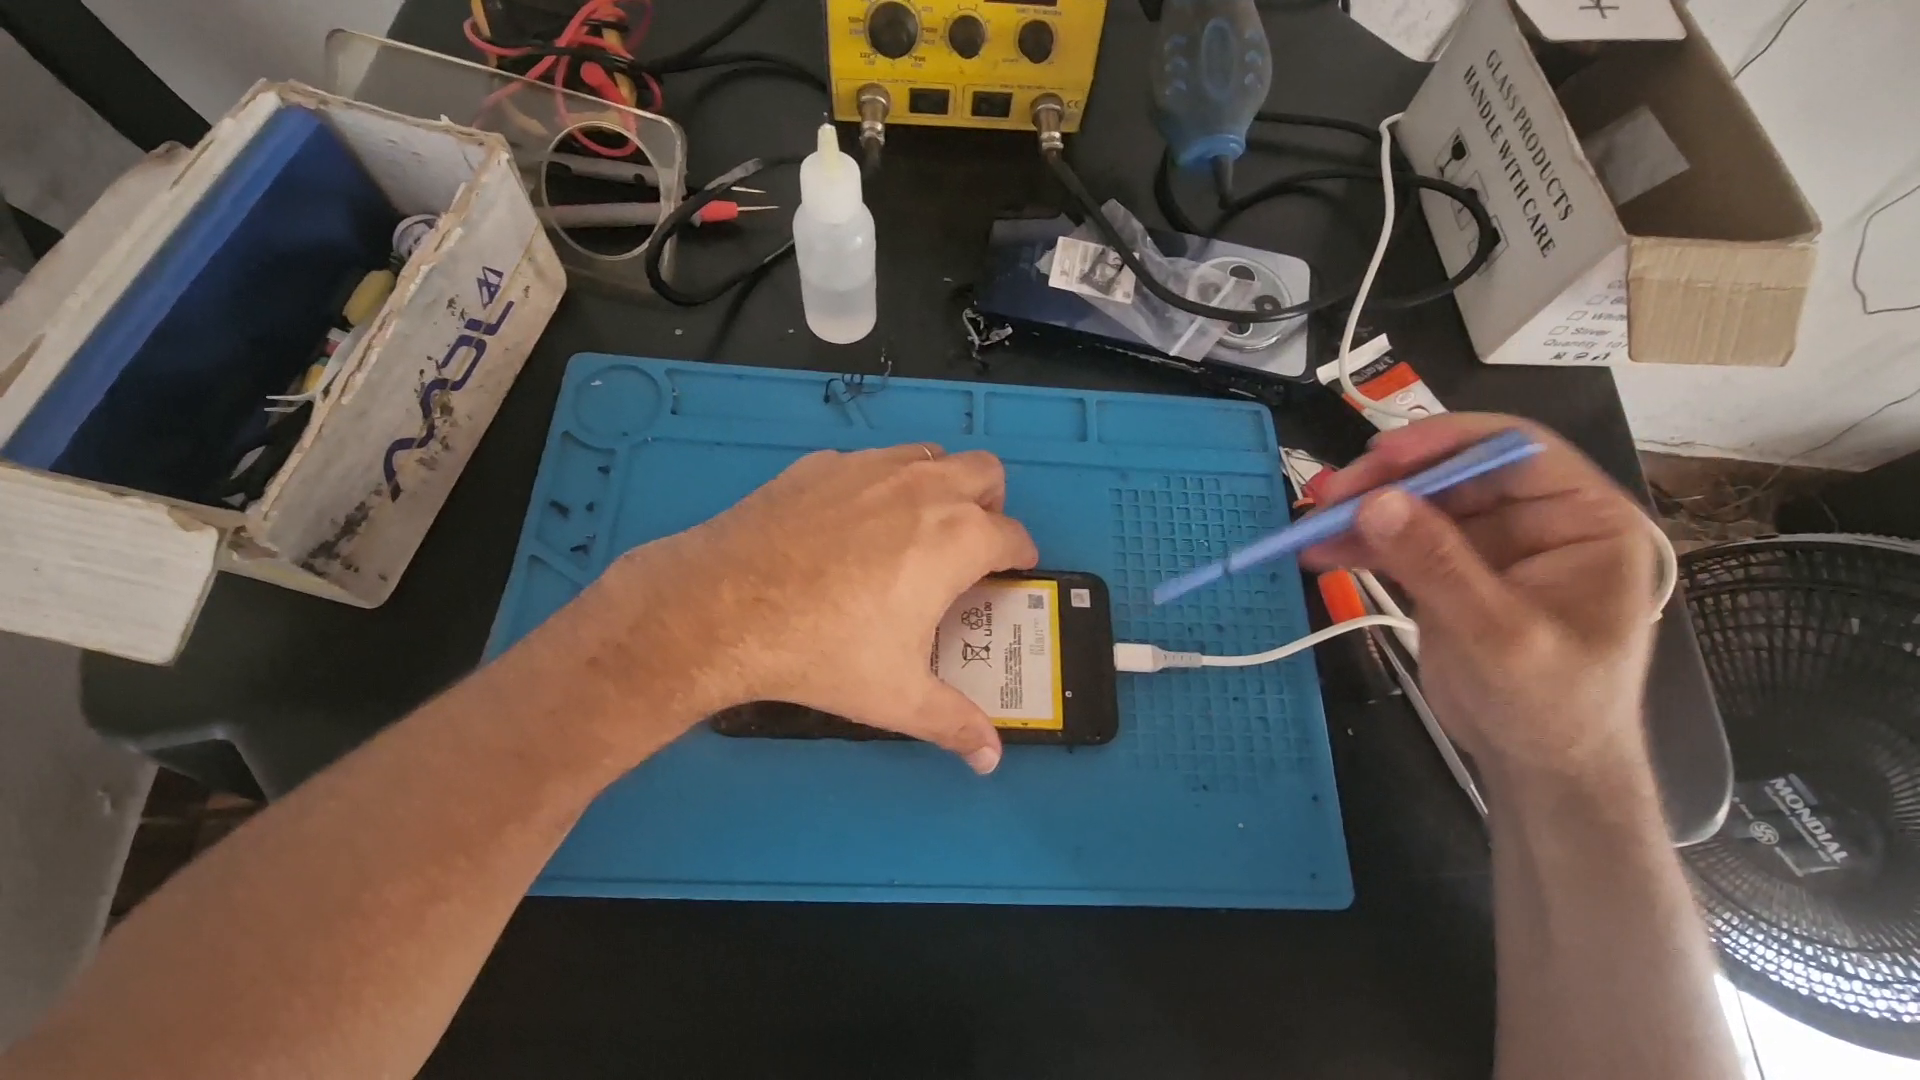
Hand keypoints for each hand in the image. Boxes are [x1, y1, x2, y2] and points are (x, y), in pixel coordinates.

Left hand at [592, 444, 1037, 773]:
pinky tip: (849, 527)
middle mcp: (923, 487)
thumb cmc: (824, 651)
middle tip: (969, 547)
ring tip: (917, 532)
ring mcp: (869, 467)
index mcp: (957, 538)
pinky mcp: (821, 465)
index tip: (1010, 576)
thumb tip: (990, 758)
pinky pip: (871, 462)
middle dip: (990, 505)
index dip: (1020, 559)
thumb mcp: (897, 697)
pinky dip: (880, 485)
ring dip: (941, 486)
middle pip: (986, 473)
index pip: (1015, 535)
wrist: (722, 609)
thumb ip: (954, 723)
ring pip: (930, 456)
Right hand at [1303, 414, 1660, 782]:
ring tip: (1310, 523)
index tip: (1380, 456)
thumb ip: (1438, 565)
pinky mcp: (1448, 573)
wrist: (1537, 767)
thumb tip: (1376, 503)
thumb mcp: (1497, 633)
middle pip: (1452, 475)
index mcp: (1580, 520)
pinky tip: (1320, 551)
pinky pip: (1398, 543)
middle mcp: (1535, 522)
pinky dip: (1358, 545)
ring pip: (1417, 506)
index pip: (1514, 451)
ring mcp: (1486, 548)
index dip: (1446, 442)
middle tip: (1330, 495)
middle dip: (1388, 482)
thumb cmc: (1549, 704)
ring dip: (1362, 512)